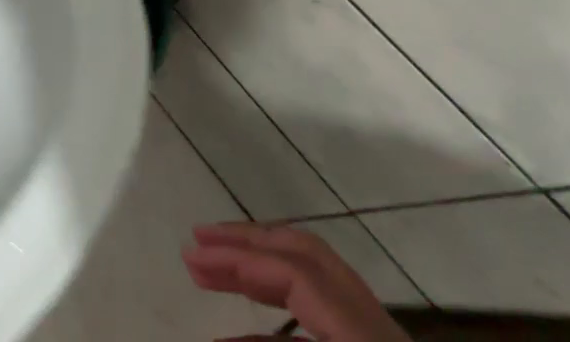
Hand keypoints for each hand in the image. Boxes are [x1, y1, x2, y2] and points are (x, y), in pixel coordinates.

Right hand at [183, 222, 410, 341]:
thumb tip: (213, 338)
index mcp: (365, 332)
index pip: (299, 273)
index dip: (242, 259)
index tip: (192, 256)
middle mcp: (376, 323)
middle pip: (311, 255)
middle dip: (248, 241)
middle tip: (197, 238)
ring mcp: (377, 334)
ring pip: (317, 279)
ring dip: (258, 267)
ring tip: (207, 268)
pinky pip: (321, 317)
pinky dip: (275, 310)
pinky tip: (235, 330)